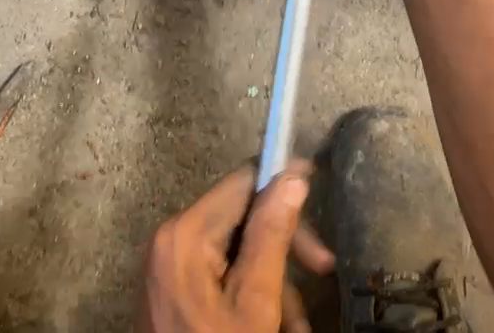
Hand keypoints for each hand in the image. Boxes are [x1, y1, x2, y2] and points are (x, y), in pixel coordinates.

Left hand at [137, 162, 335, 332]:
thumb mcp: (254, 303)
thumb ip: (271, 236)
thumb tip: (293, 176)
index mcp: (185, 233)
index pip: (241, 181)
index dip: (281, 183)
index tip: (317, 192)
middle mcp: (172, 236)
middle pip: (241, 214)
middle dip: (283, 246)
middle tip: (323, 269)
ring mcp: (170, 262)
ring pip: (238, 248)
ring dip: (274, 280)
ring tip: (296, 325)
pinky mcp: (175, 285)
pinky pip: (222, 272)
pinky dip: (251, 294)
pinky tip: (276, 325)